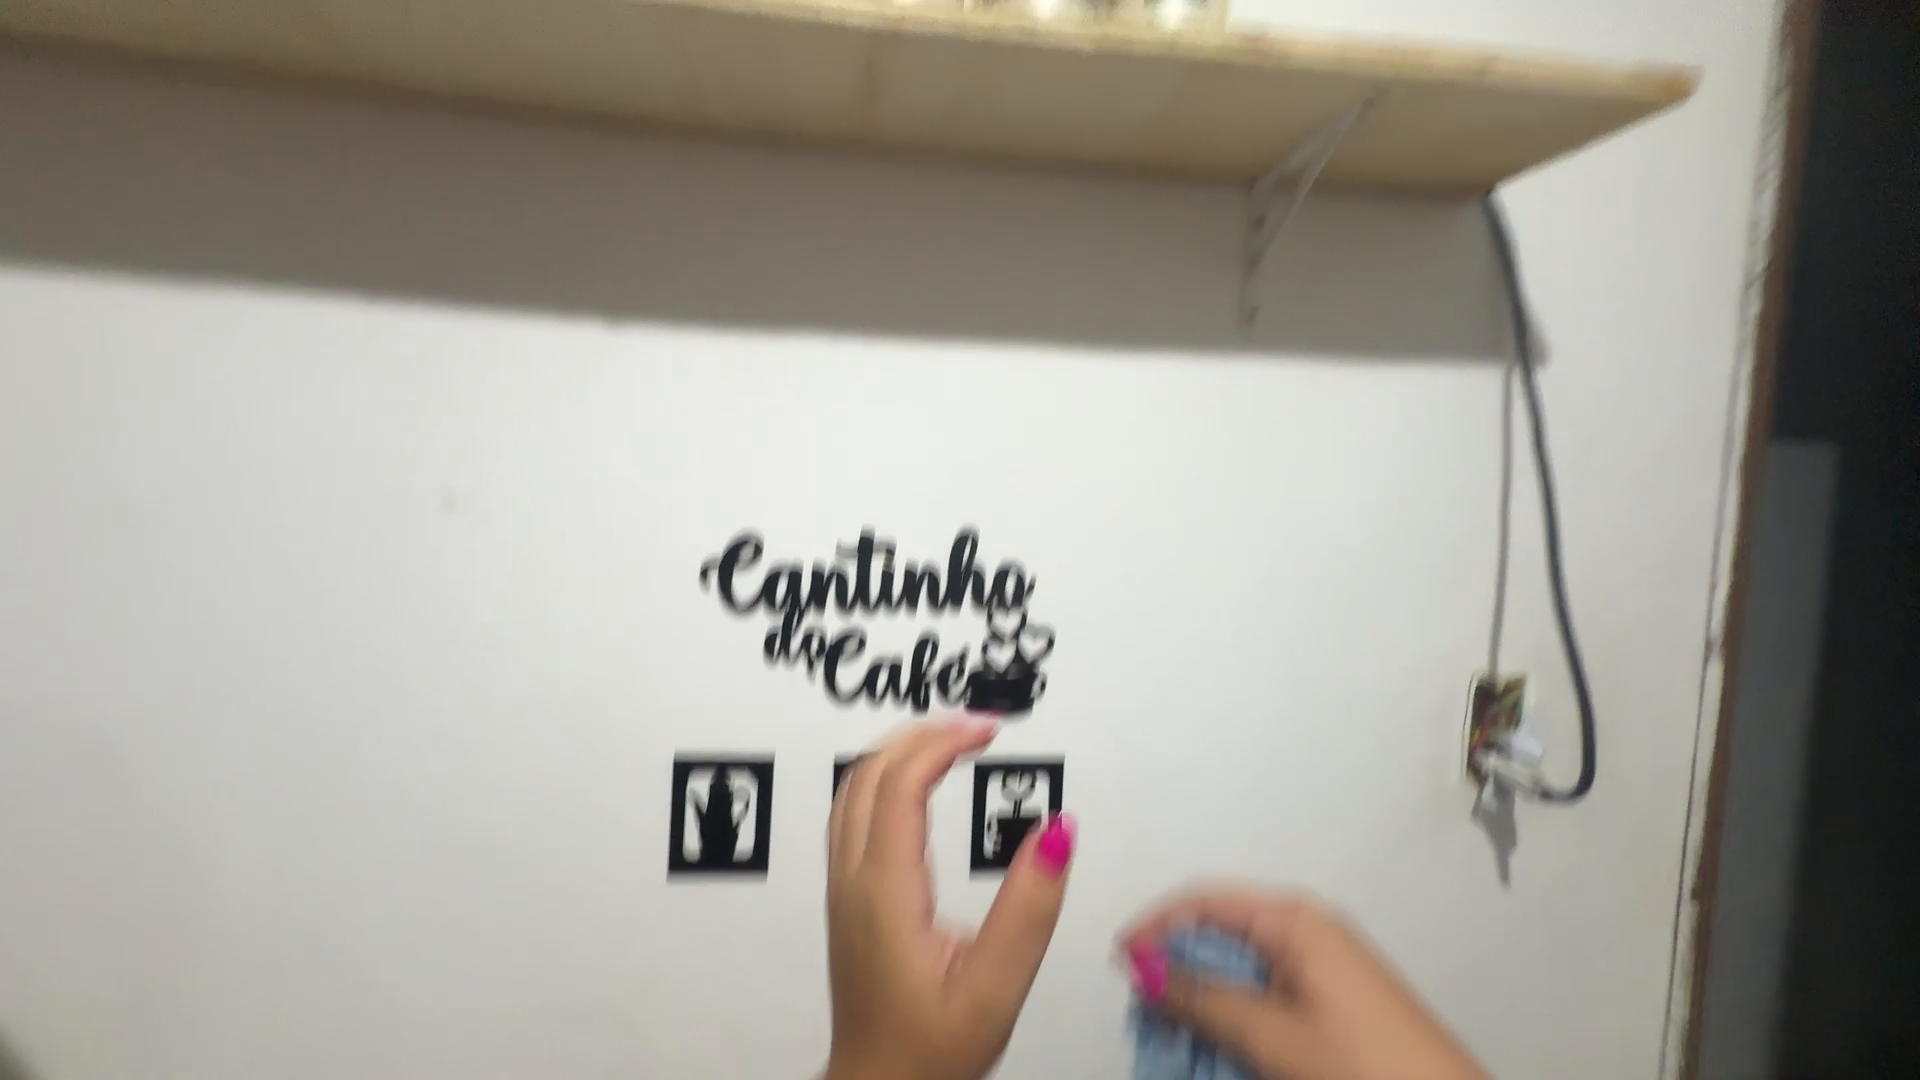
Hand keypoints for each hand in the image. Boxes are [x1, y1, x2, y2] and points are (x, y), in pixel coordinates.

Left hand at [824, 718, 1076, 1079]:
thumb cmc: (931, 1050)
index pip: (900, 784)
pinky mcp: (846, 892)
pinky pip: (853, 809)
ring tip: (952, 739)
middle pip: (869, 770)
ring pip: (853, 785)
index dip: (943, 742)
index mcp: (883, 890)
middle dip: (923, 733)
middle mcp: (852, 876)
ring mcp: (842, 883)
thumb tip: (1058, 829)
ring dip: (900, 749)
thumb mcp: (996, 988)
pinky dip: (886, 775)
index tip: (988, 730)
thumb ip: (1029, 908)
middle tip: (976, 726)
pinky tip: (918, 779)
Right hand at [1120, 887, 1486, 1079]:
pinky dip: (1236, 1014)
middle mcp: (1306, 929)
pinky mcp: (1335, 1001)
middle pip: (1222, 932)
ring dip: (1204, 995)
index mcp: (1293, 919)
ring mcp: (1324, 966)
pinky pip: (1268, 992)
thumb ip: (1201, 999)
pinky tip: (1220, 1043)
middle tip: (1143, 1004)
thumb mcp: (1272, 1035)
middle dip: (1177, 964)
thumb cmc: (1362, 1068)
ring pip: (1242, 967)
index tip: (1121, 960)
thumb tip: (1139, 964)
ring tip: (1172, 1028)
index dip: (1157, 925)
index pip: (1205, 901)